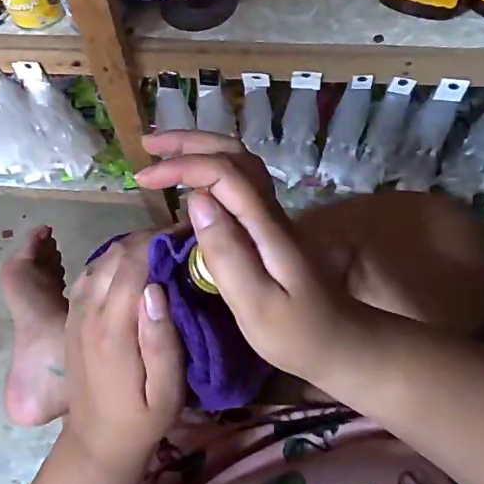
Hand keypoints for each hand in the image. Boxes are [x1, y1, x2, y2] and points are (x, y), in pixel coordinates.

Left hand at [58, 230, 184, 472]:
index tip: (188, 234)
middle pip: (114, 254)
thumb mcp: (167, 392)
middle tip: (181, 239)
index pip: (131, 264)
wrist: (96, 442)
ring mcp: (75, 313)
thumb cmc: (141, 418)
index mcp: (112, 330)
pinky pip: (90, 272)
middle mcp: (88, 314)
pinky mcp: (72, 316)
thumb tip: (156, 288)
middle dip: (148, 238)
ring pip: (100, 259)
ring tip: (163, 247)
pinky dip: (114, 258)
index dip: (159, 241)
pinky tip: (135, 264)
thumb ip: (163, 342)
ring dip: (131, 245)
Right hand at [134, 132, 373, 385]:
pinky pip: (238, 181)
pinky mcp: (267, 226)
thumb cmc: (296, 333)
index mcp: (265, 224)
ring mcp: (271, 215)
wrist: (339, 341)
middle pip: (233, 153)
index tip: (144, 179)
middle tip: (147, 143)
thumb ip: (226, 253)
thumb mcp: (257, 304)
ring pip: (238, 162)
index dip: (182, 166)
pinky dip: (211, 167)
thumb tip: (196, 200)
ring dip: (200, 149)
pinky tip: (191, 181)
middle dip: (189, 142)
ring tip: (162, 152)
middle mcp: (270, 209)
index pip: (223, 173)